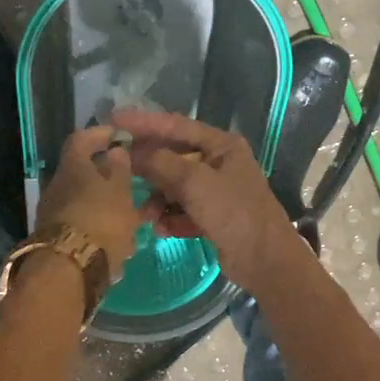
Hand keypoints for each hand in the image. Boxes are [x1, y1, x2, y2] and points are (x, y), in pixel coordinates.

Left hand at [33, 126, 139, 281]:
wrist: (68, 270)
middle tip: (131, 182)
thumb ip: (119, 169)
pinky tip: (119, 242)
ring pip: (85, 202)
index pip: (81, 139)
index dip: (100, 134)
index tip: (120, 136)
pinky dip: (100, 227)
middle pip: (82, 173)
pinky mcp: (56, 239)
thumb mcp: (119, 192)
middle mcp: (57, 186)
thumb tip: (115, 151)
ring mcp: (53, 214)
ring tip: (132, 218)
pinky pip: (82, 225)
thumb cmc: (100, 220)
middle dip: (107, 178)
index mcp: (72, 167)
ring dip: (106, 206)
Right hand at [112, 109, 305, 285]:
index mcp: (221, 145)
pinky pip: (180, 209)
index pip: (176, 125)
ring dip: (157, 200)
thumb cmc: (234, 212)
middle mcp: (218, 162)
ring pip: (173, 186)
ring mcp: (215, 190)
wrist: (265, 261)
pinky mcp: (211, 216)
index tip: (113, 119)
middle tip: (115, 169)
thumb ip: (160, 163)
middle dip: (147, 168)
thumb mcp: (195, 182)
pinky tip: (163, 229)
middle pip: (172, 156)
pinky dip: (170, 217)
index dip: (144, 122)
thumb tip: (130, 152)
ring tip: (146, 216)